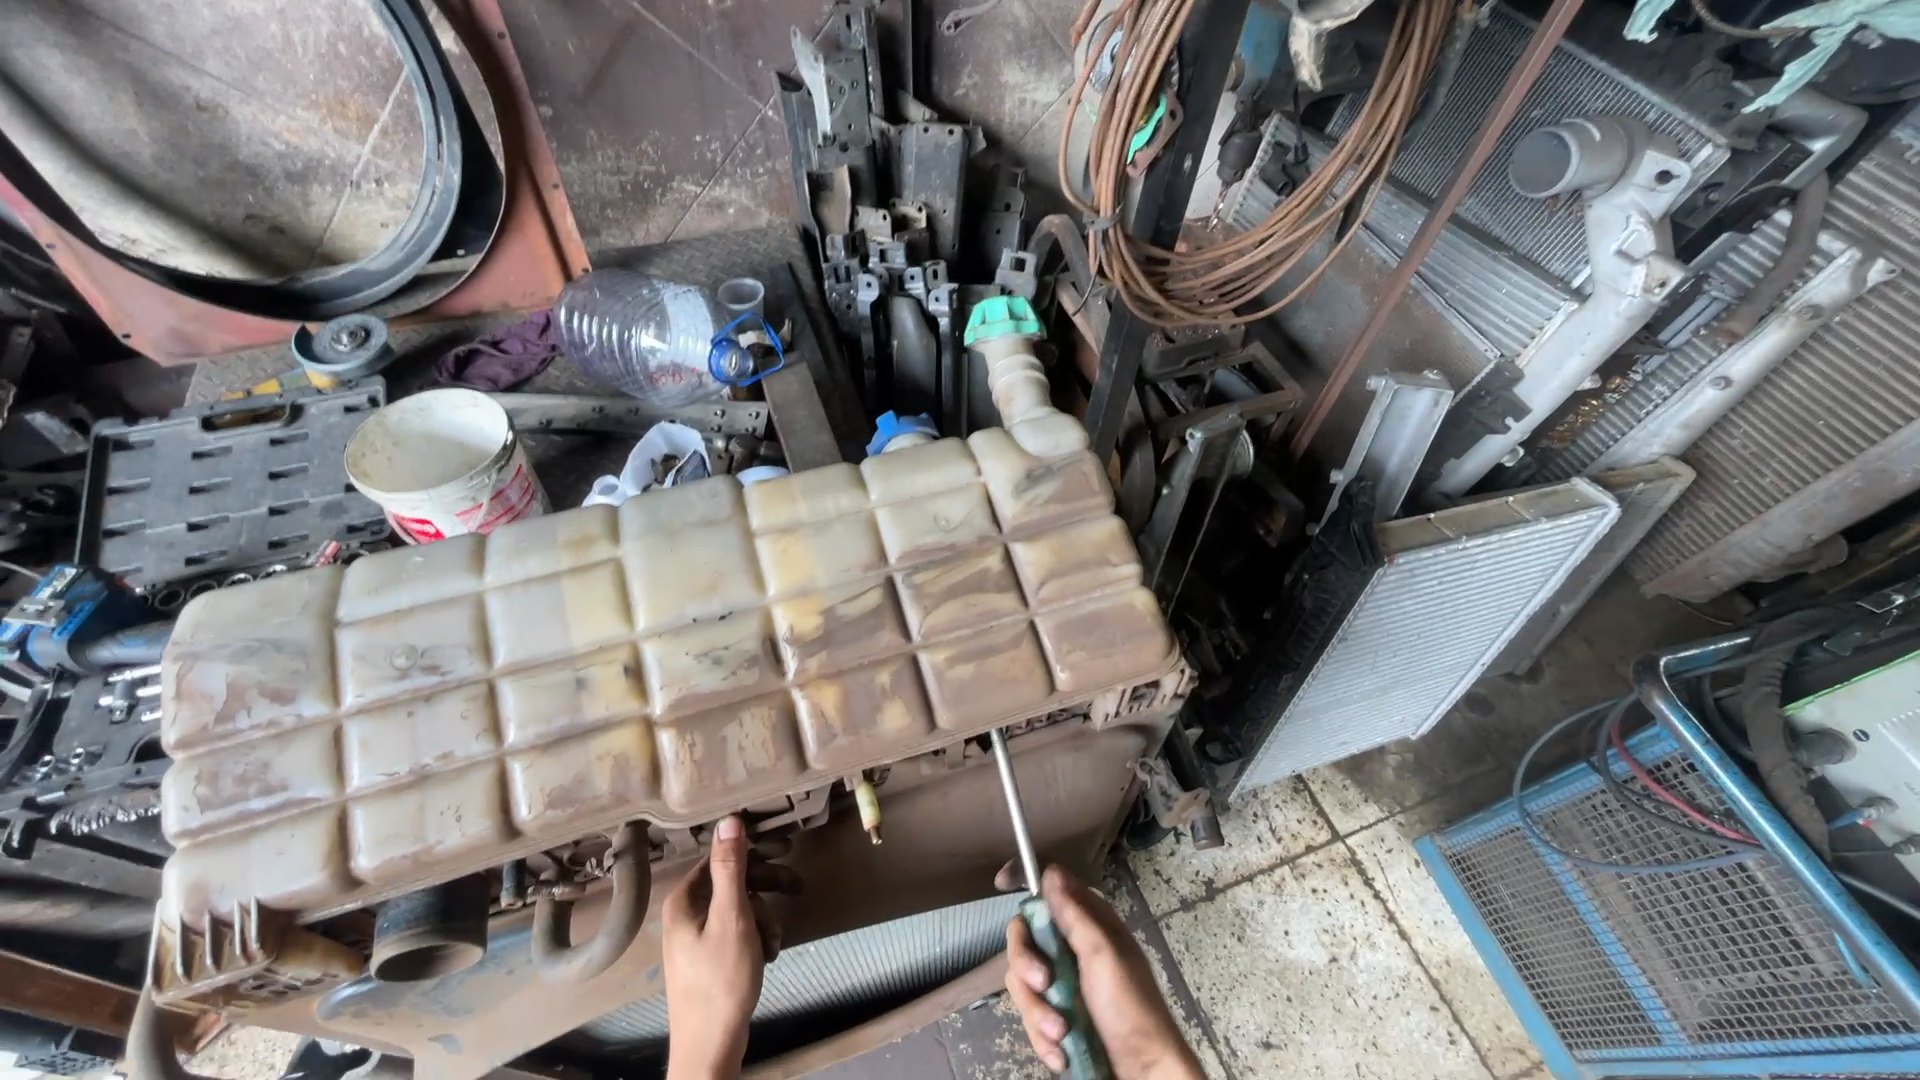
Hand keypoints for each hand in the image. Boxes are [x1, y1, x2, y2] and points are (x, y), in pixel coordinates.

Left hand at [662, 816, 798, 1079]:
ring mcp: (696, 936)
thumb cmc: (720, 979)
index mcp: (685, 899)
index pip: (723, 857)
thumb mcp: (733, 917)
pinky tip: (767, 955)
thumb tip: (729, 819)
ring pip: (741, 908)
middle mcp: (686, 912)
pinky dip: (757, 938)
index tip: (788, 850)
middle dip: (767, 889)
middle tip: (798, 888)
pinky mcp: (709, 956)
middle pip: (735, 882)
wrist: (710, 1045)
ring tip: (775, 943)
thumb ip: (732, 867)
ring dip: (765, 919)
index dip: (756, 853)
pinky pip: (738, 932)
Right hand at [1003, 865, 1202, 1079]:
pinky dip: (1041, 1037)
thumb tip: (1050, 871)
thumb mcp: (1104, 956)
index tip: (1001, 882)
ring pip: (1021, 982)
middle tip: (1043, 984)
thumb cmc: (1131, 1008)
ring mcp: (1061, 984)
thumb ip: (1075, 915)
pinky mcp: (1054, 1016)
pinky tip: (1059, 1053)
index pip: (1050, 891)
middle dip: (1026, 966)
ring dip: (1037, 1011)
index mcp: (1087, 924)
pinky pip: (1029, 1017)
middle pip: (1024, 937)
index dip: (1025, 882)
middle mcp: (1070, 948)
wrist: (1142, 1073)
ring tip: (1060, 1034)